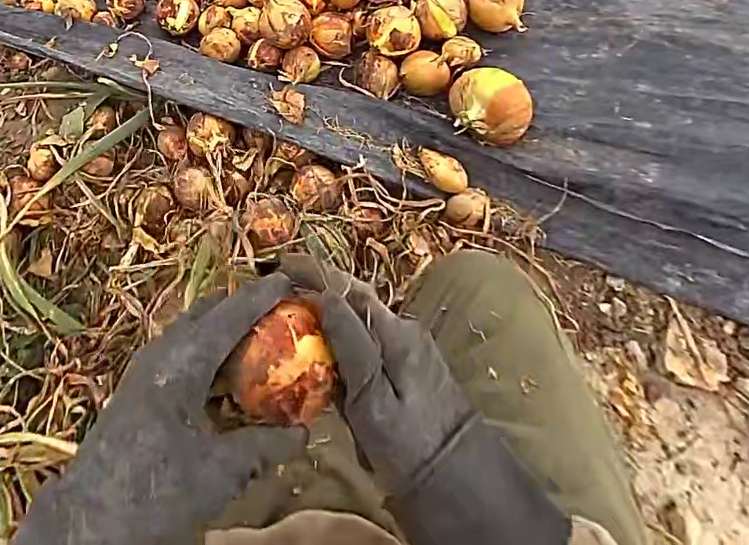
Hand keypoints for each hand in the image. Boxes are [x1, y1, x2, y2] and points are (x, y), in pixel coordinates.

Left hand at [15, 272, 305, 544]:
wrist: (88, 522)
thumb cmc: (154, 491)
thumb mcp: (217, 472)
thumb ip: (262, 446)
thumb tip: (304, 435)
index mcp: (181, 360)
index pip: (229, 315)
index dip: (261, 296)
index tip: (290, 280)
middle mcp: (163, 352)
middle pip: (209, 312)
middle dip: (244, 306)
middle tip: (280, 310)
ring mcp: (148, 367)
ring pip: (195, 331)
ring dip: (227, 331)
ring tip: (262, 339)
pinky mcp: (143, 386)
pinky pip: (185, 352)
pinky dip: (212, 353)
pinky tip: (230, 378)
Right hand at [279, 254, 474, 493]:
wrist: (466, 484)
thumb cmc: (412, 448)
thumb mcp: (373, 402)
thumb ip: (351, 345)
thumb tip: (325, 294)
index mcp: (394, 332)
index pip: (347, 287)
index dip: (314, 271)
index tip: (282, 263)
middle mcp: (404, 328)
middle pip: (354, 299)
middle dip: (319, 290)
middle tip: (283, 295)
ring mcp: (411, 346)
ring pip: (362, 319)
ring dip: (332, 315)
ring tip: (299, 321)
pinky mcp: (413, 365)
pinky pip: (371, 339)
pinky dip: (346, 338)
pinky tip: (330, 354)